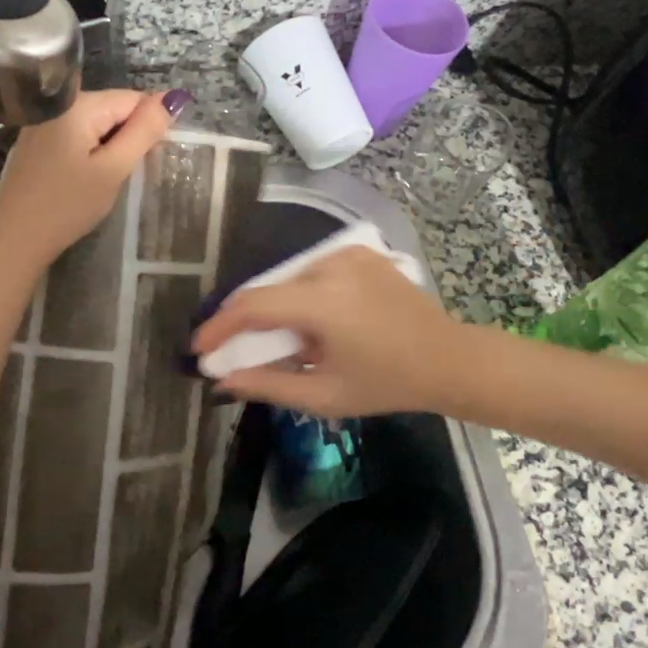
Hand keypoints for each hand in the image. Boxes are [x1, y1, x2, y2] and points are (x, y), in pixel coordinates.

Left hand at [0, 89, 183, 263]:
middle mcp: (59, 105)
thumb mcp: (113, 169)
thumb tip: (174, 97)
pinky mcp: (36, 144)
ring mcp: (43, 123)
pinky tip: (82, 181)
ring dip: (109, 147)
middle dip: (127, 137)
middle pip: (112, 108)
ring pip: (95, 125)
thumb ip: (144, 132)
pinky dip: (89, 154)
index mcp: (78, 104)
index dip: (147, 128)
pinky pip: (75, 137)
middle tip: (121, 174)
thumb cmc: (67, 206)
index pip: (133, 99)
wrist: (14, 240)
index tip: (144, 160)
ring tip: (102, 181)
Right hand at [190, 246, 472, 417]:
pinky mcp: (360, 251)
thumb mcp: (325, 395)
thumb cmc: (387, 383)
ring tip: (271, 341)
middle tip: (228, 349)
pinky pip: (313, 271)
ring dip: (273, 307)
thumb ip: (269, 385)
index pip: (253, 305)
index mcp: (324, 301)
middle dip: (243, 320)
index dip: (220, 326)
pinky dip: (299, 294)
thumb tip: (223, 379)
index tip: (199, 348)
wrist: (447, 358)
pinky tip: (305, 322)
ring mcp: (348, 253)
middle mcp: (331, 265)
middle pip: (267, 288)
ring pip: (288, 278)